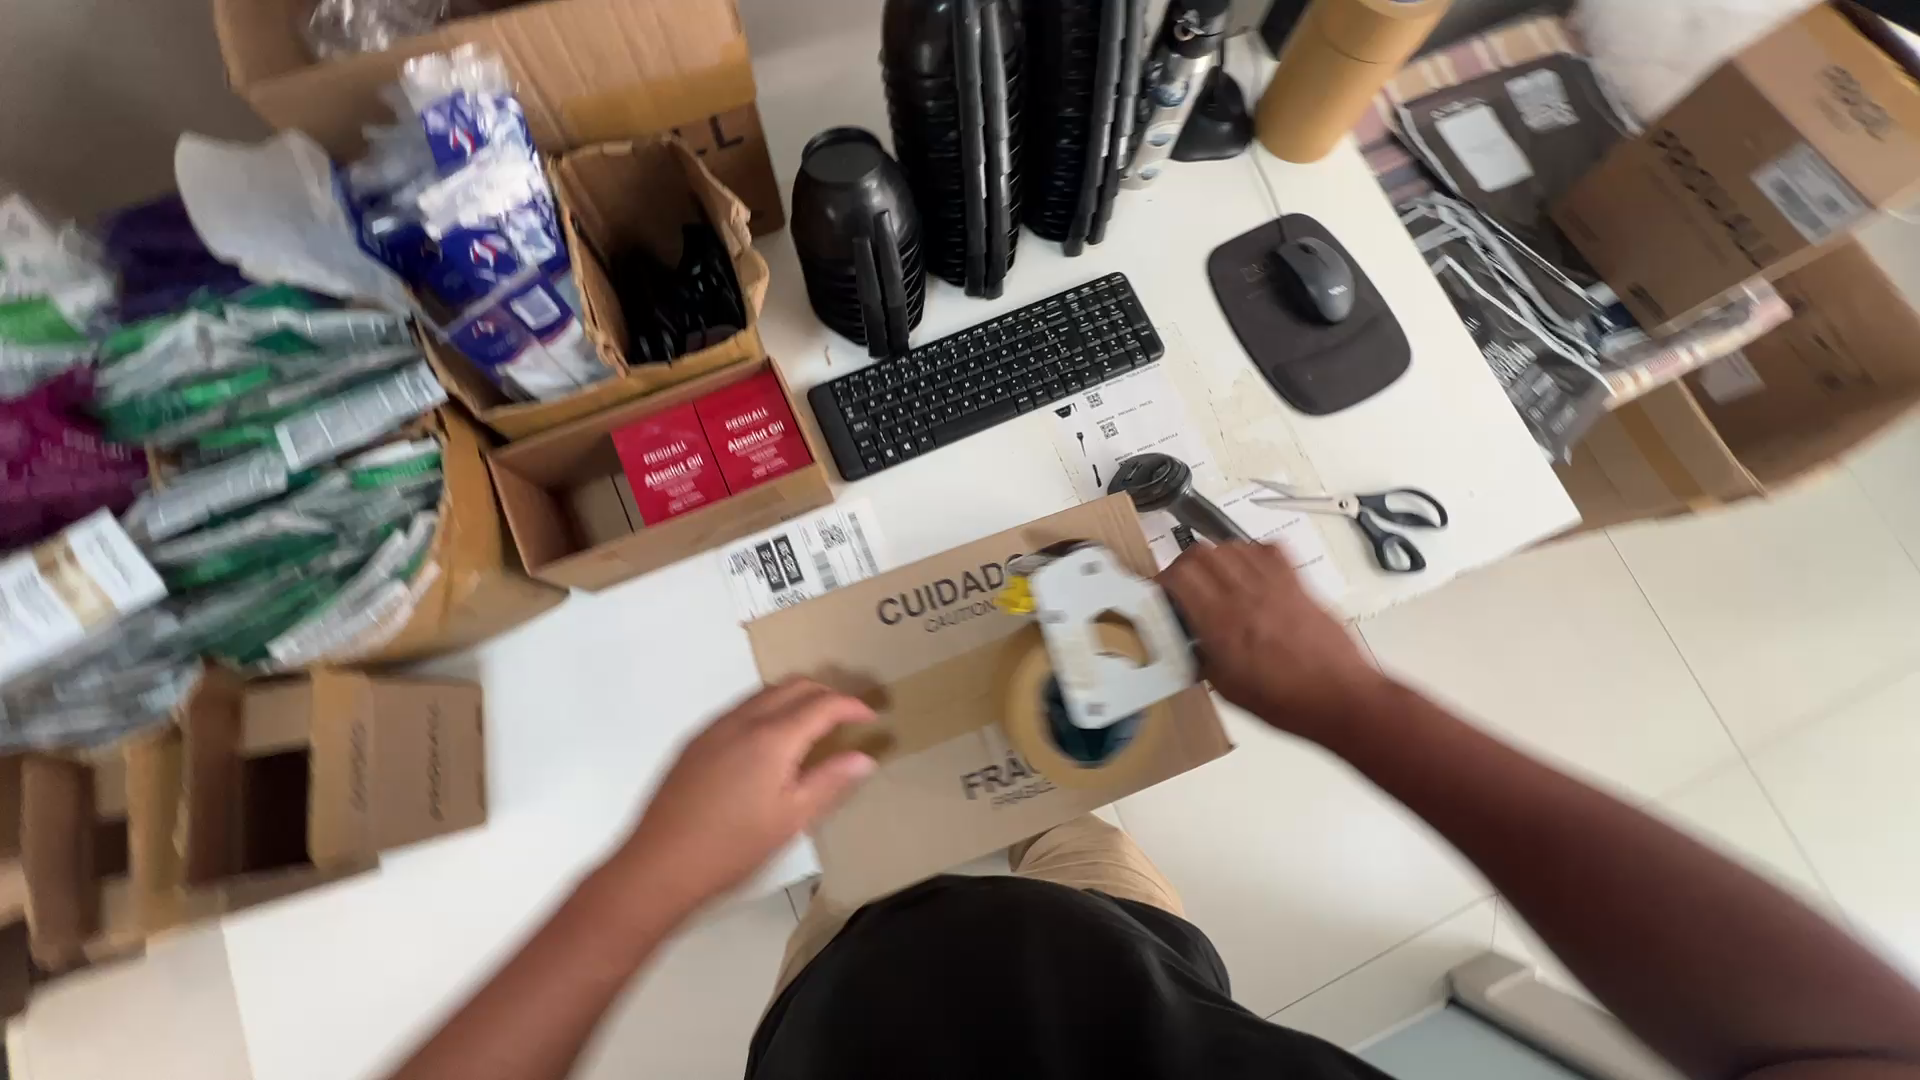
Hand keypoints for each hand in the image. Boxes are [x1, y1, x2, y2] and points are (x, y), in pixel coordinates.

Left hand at [610, 679, 878, 916]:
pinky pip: (742, 708)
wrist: (655, 868)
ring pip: (766, 692)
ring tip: (813, 727)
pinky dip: (768, 709)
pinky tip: (769, 743)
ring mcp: (715, 726)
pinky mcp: (696, 740)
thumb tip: (866, 757)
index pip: (823, 704)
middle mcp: (744, 719)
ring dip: (796, 698)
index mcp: (772, 737)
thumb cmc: (732, 848)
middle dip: (827, 694)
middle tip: (846, 720)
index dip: (852, 706)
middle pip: (795, 686)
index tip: (871, 718)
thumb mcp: (791, 819)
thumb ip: (830, 781)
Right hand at [1158, 541, 1384, 738]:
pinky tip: (1250, 572)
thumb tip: (1190, 641)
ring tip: (1216, 577)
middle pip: (1201, 552)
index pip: (1179, 576)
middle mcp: (1245, 596)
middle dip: (1184, 564)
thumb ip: (1202, 656)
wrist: (1340, 699)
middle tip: (1184, 582)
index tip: (1162, 591)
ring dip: (1216, 557)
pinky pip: (1270, 549)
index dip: (1163, 580)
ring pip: (1232, 545)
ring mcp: (1274, 585)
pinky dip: (1253, 552)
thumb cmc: (1287, 701)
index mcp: (1222, 623)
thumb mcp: (1226, 687)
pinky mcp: (1298, 584)